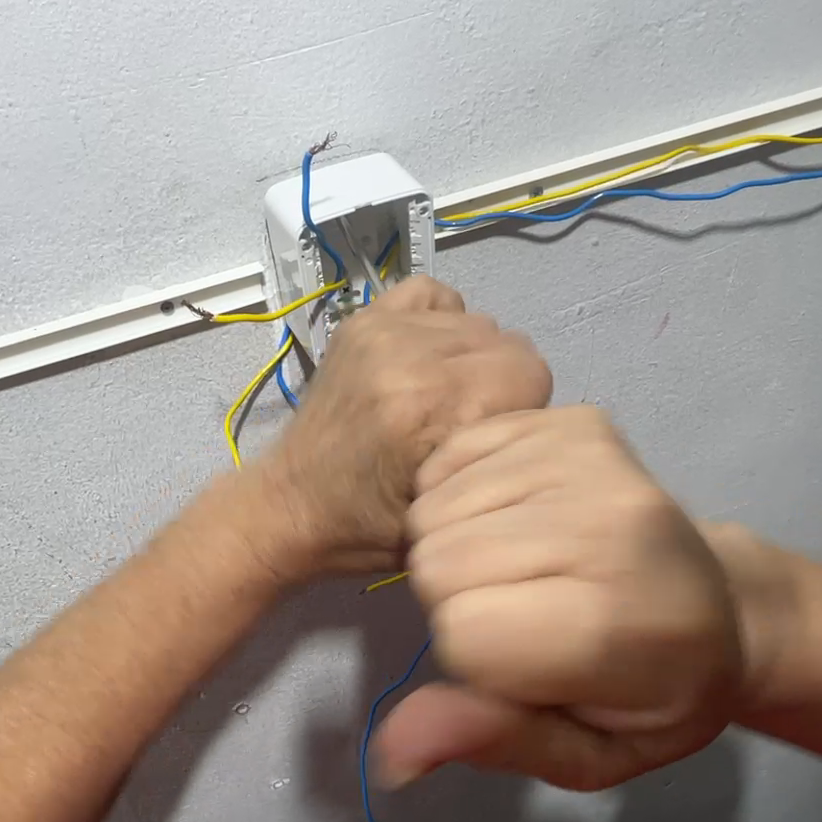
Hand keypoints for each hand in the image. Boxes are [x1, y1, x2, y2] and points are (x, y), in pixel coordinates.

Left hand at [255, 277, 551, 573]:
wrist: (289, 505)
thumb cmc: (366, 527)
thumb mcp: (448, 516)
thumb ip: (500, 457)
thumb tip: (532, 414)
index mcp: (430, 406)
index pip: (530, 373)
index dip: (523, 410)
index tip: (491, 441)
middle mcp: (406, 356)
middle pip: (508, 344)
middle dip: (502, 385)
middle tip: (466, 424)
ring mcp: (378, 331)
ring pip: (476, 321)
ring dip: (471, 357)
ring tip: (441, 396)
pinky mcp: (359, 322)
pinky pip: (430, 294)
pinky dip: (440, 320)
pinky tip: (426, 357)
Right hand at [374, 406, 743, 789]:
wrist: (722, 599)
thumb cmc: (651, 689)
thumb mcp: (587, 752)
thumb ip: (494, 740)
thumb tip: (388, 755)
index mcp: (625, 625)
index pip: (461, 633)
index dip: (470, 659)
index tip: (518, 661)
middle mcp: (612, 523)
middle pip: (436, 562)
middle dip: (452, 597)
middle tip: (513, 607)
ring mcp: (590, 458)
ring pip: (434, 508)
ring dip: (451, 542)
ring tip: (515, 562)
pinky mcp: (571, 417)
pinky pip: (449, 457)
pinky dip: (457, 492)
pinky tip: (508, 514)